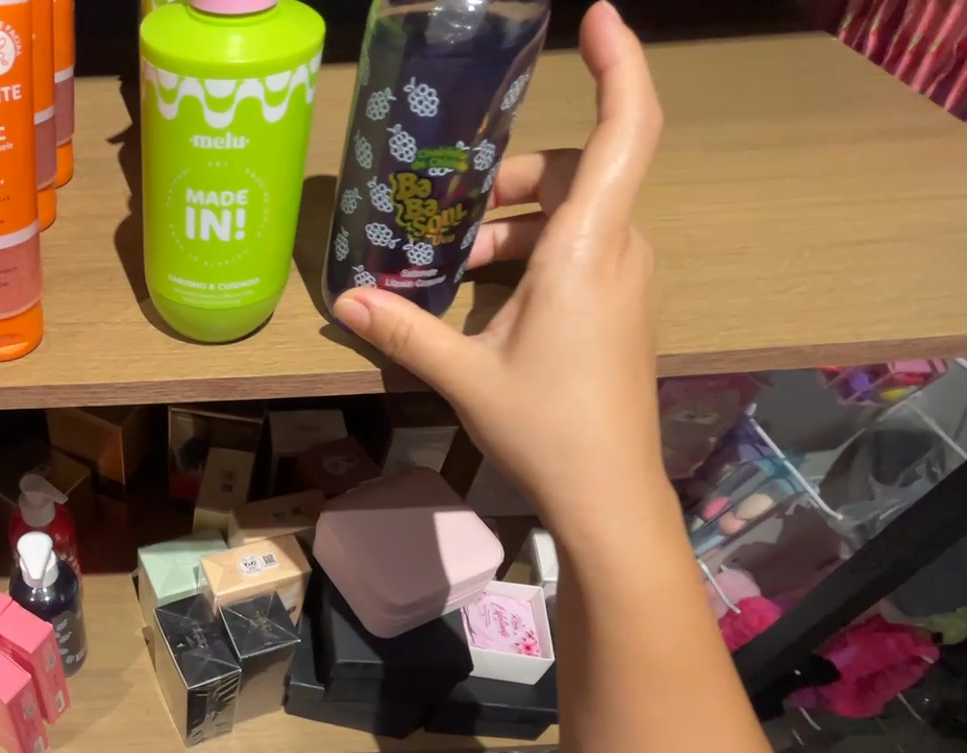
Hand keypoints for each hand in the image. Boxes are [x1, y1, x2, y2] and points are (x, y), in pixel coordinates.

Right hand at [333, 2, 665, 533]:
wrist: (605, 491)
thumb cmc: (543, 425)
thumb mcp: (462, 375)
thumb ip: (403, 331)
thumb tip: (342, 304)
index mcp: (586, 251)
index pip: (624, 131)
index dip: (620, 64)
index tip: (599, 15)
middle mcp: (617, 251)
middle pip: (577, 175)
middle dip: (511, 180)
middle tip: (452, 210)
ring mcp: (623, 282)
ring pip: (573, 218)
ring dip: (513, 228)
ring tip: (453, 269)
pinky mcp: (616, 309)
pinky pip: (577, 252)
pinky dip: (530, 256)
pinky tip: (484, 300)